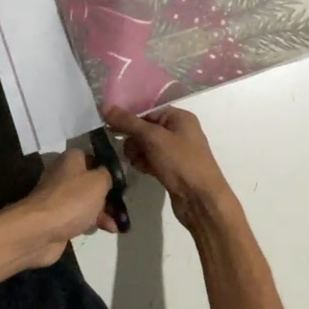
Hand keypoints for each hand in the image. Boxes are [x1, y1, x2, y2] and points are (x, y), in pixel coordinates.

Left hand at [10, 152, 117, 268]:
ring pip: (87, 201)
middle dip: (108, 195)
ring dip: (103, 212)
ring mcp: (59, 197)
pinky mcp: (58, 218)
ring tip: (118, 224)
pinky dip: (92, 223)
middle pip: (91, 182)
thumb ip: (109, 174)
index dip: (108, 169)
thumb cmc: (72, 200)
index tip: (123, 182)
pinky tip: (107, 230)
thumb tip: (117, 166)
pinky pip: (80, 217)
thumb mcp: (98, 182)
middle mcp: (63, 174)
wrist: (40, 231)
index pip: (93, 158)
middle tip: (122, 206)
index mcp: (71, 159)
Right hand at [103, 105, 234, 231]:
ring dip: (137, 152)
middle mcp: (179, 131)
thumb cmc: (181, 163)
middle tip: (129, 150)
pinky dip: (144, 162)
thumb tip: (107, 108)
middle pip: (145, 128)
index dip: (129, 118)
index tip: (110, 127)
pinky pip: (151, 159)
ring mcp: (176, 151)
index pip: (147, 111)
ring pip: (146, 145)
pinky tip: (142, 170)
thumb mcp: (153, 138)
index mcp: (179, 118)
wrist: (201, 201)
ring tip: (137, 162)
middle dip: (133, 139)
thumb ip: (129, 122)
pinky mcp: (172, 168)